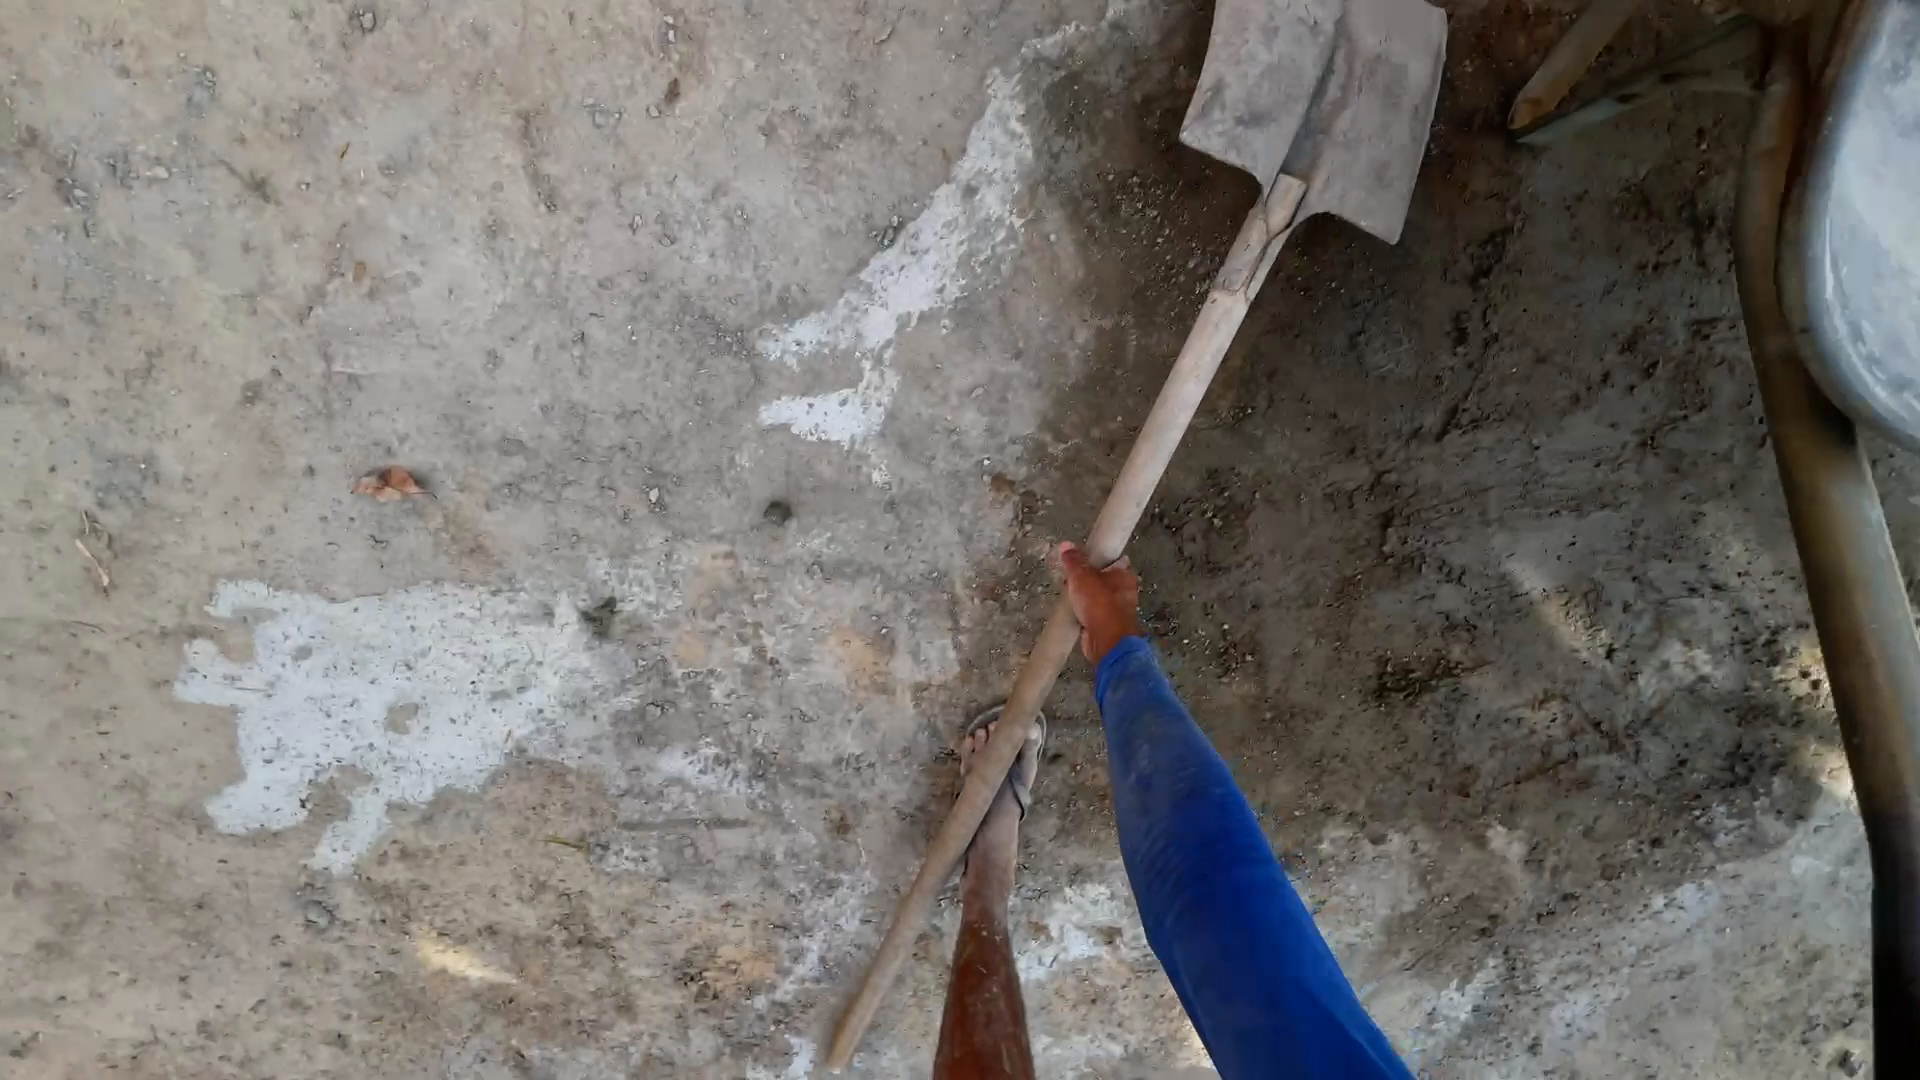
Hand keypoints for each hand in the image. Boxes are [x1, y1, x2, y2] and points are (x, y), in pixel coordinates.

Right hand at [1057, 541, 1141, 665]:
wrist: (1105, 639)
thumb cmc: (1098, 602)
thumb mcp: (1081, 575)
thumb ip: (1073, 561)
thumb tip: (1065, 545)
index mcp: (1125, 575)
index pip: (1112, 562)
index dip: (1096, 560)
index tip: (1079, 562)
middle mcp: (1125, 592)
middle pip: (1102, 581)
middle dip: (1085, 581)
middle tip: (1068, 579)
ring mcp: (1118, 611)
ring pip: (1097, 599)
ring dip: (1083, 599)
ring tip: (1066, 595)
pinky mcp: (1108, 627)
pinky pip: (1093, 615)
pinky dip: (1083, 614)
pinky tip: (1071, 612)